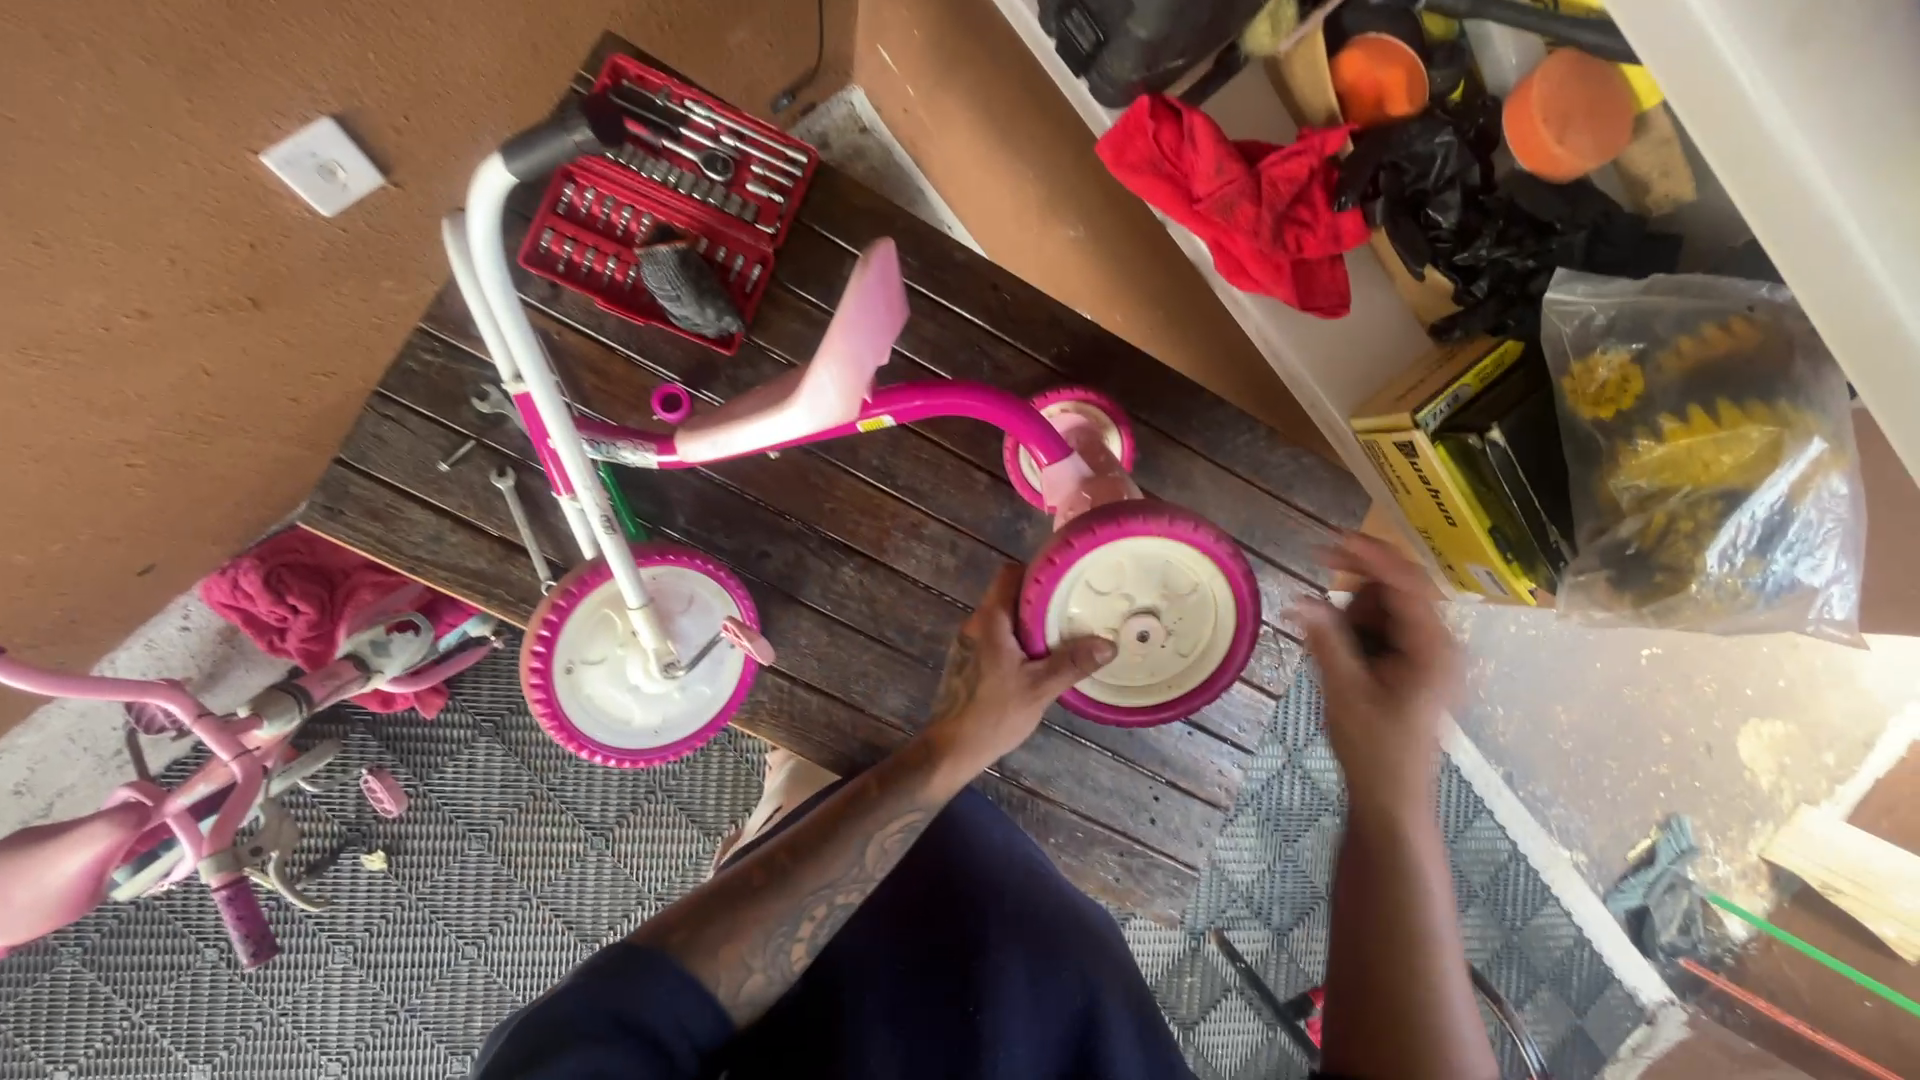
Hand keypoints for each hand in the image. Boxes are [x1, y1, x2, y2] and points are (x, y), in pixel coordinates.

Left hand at [924, 564, 1116, 773]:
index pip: (1009, 575)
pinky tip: (1044, 656)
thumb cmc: (993, 714)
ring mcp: (971, 643)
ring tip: (1066, 629)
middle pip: (1009, 595)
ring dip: (1032, 622)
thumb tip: (1109, 644)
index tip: (1066, 579)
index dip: (1036, 571)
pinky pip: (1000, 637)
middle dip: (1042, 598)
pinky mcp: (971, 661)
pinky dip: (1021, 640)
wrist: (953, 748)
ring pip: (1006, 618)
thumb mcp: (1039, 688)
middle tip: (1076, 606)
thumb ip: (1072, 663)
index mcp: (990, 620)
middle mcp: (976, 624)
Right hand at [1293, 534, 1460, 818]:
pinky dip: (1358, 635)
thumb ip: (1326, 640)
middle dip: (1355, 598)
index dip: (1370, 556)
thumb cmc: (1374, 749)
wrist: (1392, 796)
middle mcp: (1441, 644)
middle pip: (1395, 592)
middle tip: (1321, 616)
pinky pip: (1384, 630)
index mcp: (1435, 648)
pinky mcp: (1417, 665)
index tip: (1331, 540)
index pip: (1406, 583)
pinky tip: (1343, 662)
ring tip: (1336, 658)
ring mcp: (1431, 654)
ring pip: (1385, 609)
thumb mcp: (1345, 691)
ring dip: (1353, 619)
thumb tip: (1298, 599)